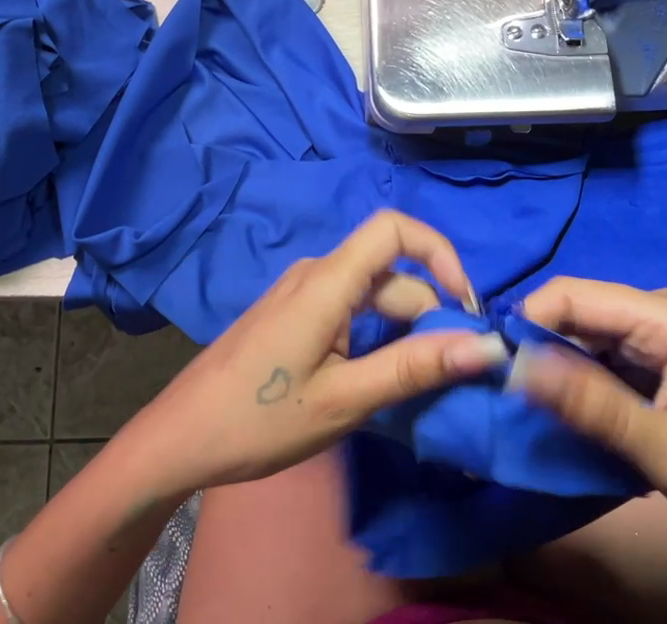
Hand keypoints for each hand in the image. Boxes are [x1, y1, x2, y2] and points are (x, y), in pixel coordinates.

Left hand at [119, 210, 509, 497]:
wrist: (181, 436)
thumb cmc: (260, 419)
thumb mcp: (346, 400)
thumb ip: (414, 368)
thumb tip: (485, 345)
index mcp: (326, 281)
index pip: (394, 228)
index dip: (440, 253)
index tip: (466, 307)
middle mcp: (315, 275)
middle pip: (390, 273)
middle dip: (429, 314)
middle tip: (451, 375)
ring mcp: (301, 295)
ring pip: (372, 297)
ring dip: (405, 332)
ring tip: (421, 387)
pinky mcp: (293, 317)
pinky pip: (349, 312)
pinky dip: (378, 338)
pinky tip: (381, 381)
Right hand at [508, 280, 666, 568]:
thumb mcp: (666, 452)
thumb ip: (590, 404)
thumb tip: (514, 365)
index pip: (573, 296)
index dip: (526, 323)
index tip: (494, 367)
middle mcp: (662, 311)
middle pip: (575, 311)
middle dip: (536, 345)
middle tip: (506, 392)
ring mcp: (661, 334)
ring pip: (583, 333)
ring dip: (554, 364)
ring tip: (527, 403)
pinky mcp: (658, 357)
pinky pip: (600, 353)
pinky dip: (576, 378)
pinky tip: (563, 407)